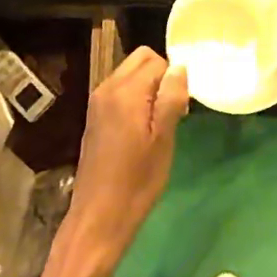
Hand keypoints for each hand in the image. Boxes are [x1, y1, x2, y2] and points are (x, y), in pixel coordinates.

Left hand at [65, 47, 188, 255]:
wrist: (98, 217)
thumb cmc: (137, 181)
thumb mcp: (163, 140)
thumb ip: (171, 98)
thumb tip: (180, 67)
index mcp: (126, 92)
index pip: (157, 61)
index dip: (174, 78)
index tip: (182, 106)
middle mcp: (107, 88)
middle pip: (141, 58)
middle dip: (161, 73)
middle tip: (173, 107)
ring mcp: (97, 101)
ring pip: (130, 72)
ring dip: (148, 84)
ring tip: (160, 119)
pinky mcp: (94, 115)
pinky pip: (120, 89)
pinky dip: (135, 95)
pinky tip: (143, 126)